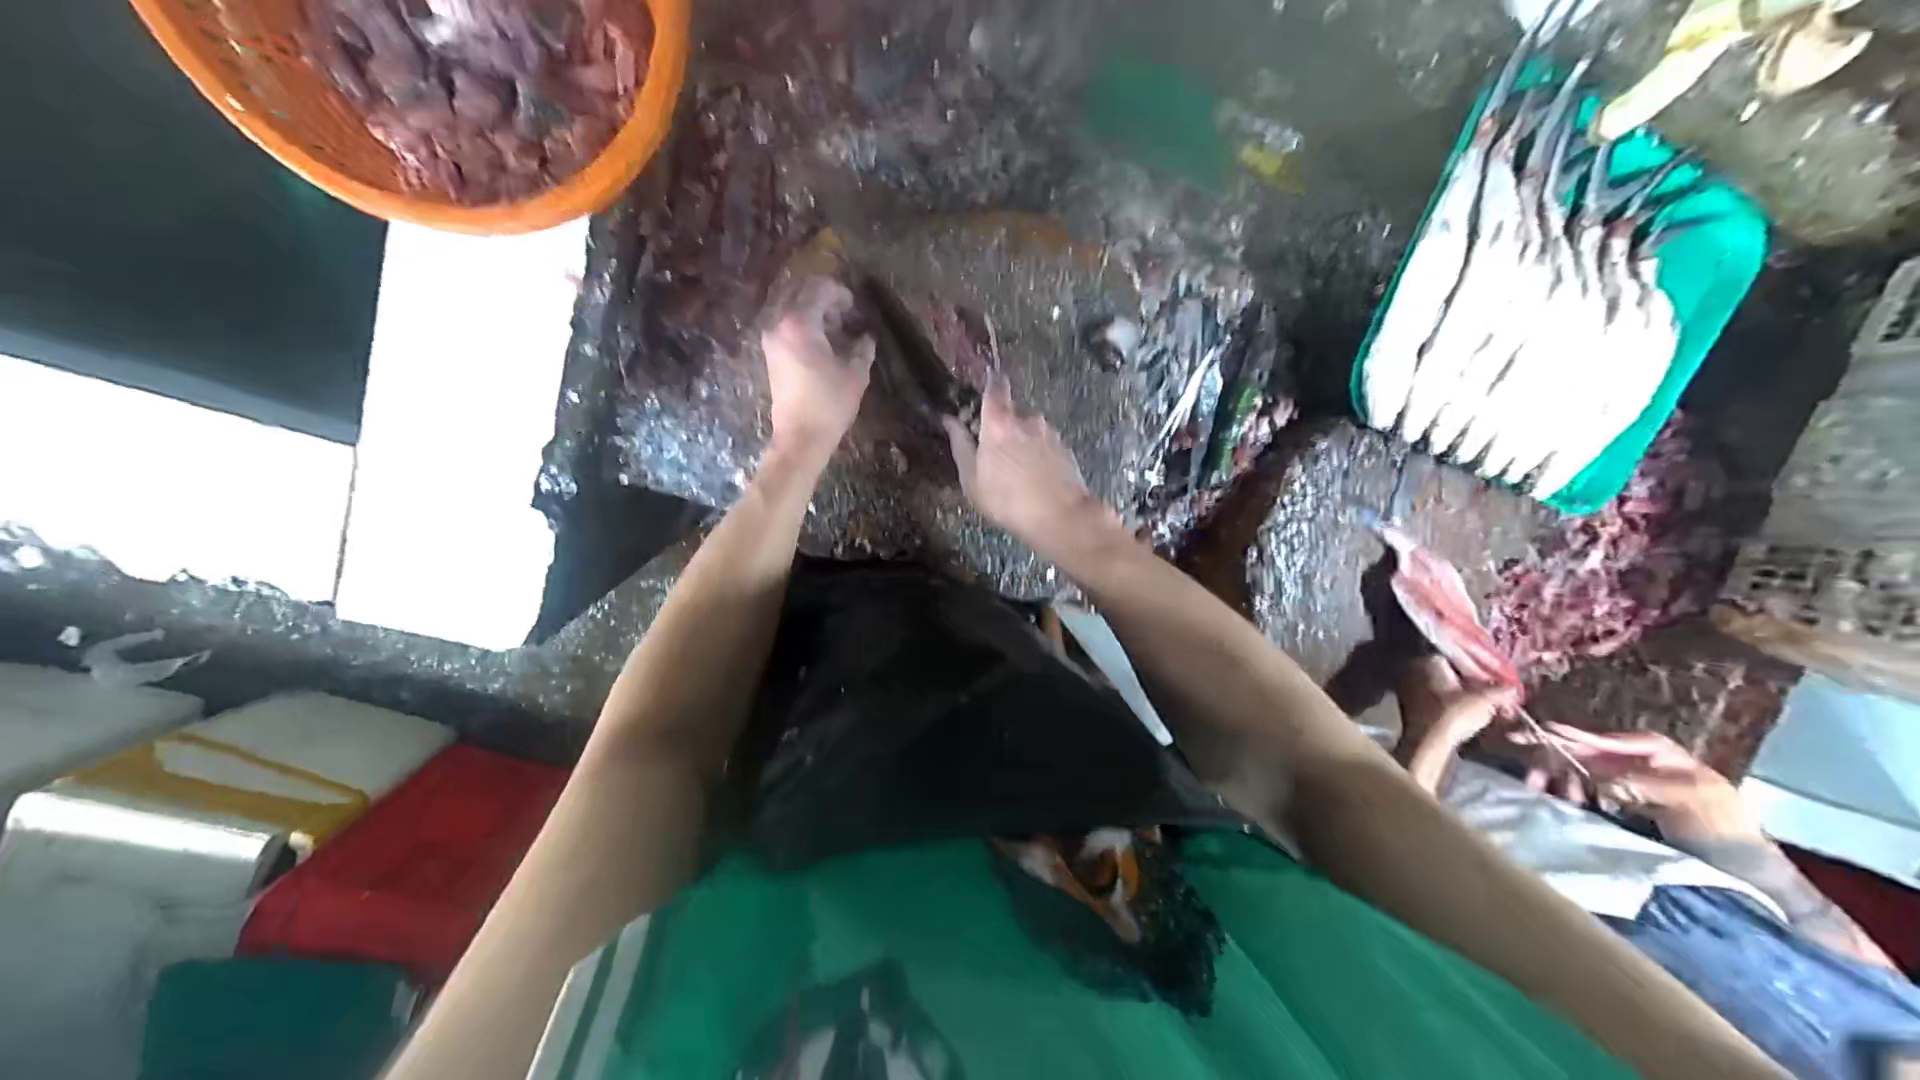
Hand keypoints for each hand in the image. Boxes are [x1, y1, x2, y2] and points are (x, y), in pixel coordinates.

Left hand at [762, 278, 874, 466]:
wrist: (800, 437)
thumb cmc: (830, 404)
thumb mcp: (856, 374)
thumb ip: (862, 347)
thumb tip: (865, 336)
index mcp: (800, 323)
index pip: (820, 288)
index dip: (841, 293)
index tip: (855, 307)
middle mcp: (779, 323)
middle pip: (802, 293)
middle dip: (826, 299)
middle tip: (847, 314)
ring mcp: (771, 338)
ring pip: (793, 308)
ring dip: (815, 312)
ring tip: (837, 331)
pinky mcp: (771, 353)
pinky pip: (788, 325)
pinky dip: (805, 325)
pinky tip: (823, 344)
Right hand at [943, 375, 1115, 554]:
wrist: (1060, 517)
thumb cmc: (1007, 501)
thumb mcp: (972, 479)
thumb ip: (960, 445)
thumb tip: (949, 421)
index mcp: (999, 423)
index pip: (995, 388)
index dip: (990, 385)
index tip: (985, 389)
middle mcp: (1027, 420)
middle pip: (1011, 413)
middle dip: (1003, 427)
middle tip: (995, 454)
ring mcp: (1050, 433)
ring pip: (1030, 430)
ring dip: (1022, 443)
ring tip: (1017, 473)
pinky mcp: (1065, 448)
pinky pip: (1045, 445)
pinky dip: (1038, 455)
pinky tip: (1035, 478)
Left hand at [1398, 655, 1521, 752]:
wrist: (1428, 740)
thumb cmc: (1455, 713)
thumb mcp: (1485, 699)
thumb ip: (1500, 690)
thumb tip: (1512, 686)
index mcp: (1429, 660)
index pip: (1458, 657)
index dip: (1478, 669)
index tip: (1493, 680)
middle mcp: (1414, 669)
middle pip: (1449, 672)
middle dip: (1469, 682)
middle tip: (1490, 693)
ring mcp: (1407, 686)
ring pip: (1441, 686)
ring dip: (1459, 694)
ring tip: (1481, 705)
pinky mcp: (1407, 703)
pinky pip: (1432, 698)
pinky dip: (1447, 703)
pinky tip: (1462, 713)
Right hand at [1520, 725, 1756, 843]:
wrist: (1737, 859)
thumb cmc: (1721, 822)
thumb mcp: (1691, 799)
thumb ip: (1647, 784)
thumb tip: (1603, 780)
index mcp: (1656, 751)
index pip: (1610, 740)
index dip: (1579, 737)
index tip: (1549, 733)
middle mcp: (1633, 758)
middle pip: (1584, 750)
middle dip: (1555, 759)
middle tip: (1530, 773)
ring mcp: (1623, 775)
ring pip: (1577, 766)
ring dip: (1558, 776)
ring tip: (1545, 790)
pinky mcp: (1616, 794)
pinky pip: (1582, 783)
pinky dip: (1570, 789)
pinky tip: (1567, 799)